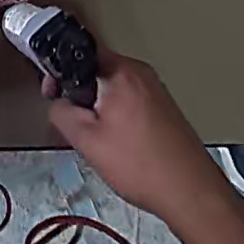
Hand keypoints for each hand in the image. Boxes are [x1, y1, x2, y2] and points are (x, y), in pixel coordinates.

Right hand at [46, 50, 235, 225]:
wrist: (189, 191)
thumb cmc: (145, 166)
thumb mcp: (86, 140)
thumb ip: (61, 113)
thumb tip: (56, 103)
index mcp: (122, 73)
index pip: (81, 53)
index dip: (61, 71)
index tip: (54, 88)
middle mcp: (142, 74)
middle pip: (98, 71)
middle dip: (82, 94)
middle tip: (78, 121)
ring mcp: (156, 89)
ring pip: (114, 88)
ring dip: (101, 107)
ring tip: (103, 138)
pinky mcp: (163, 106)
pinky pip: (131, 100)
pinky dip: (119, 116)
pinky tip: (122, 143)